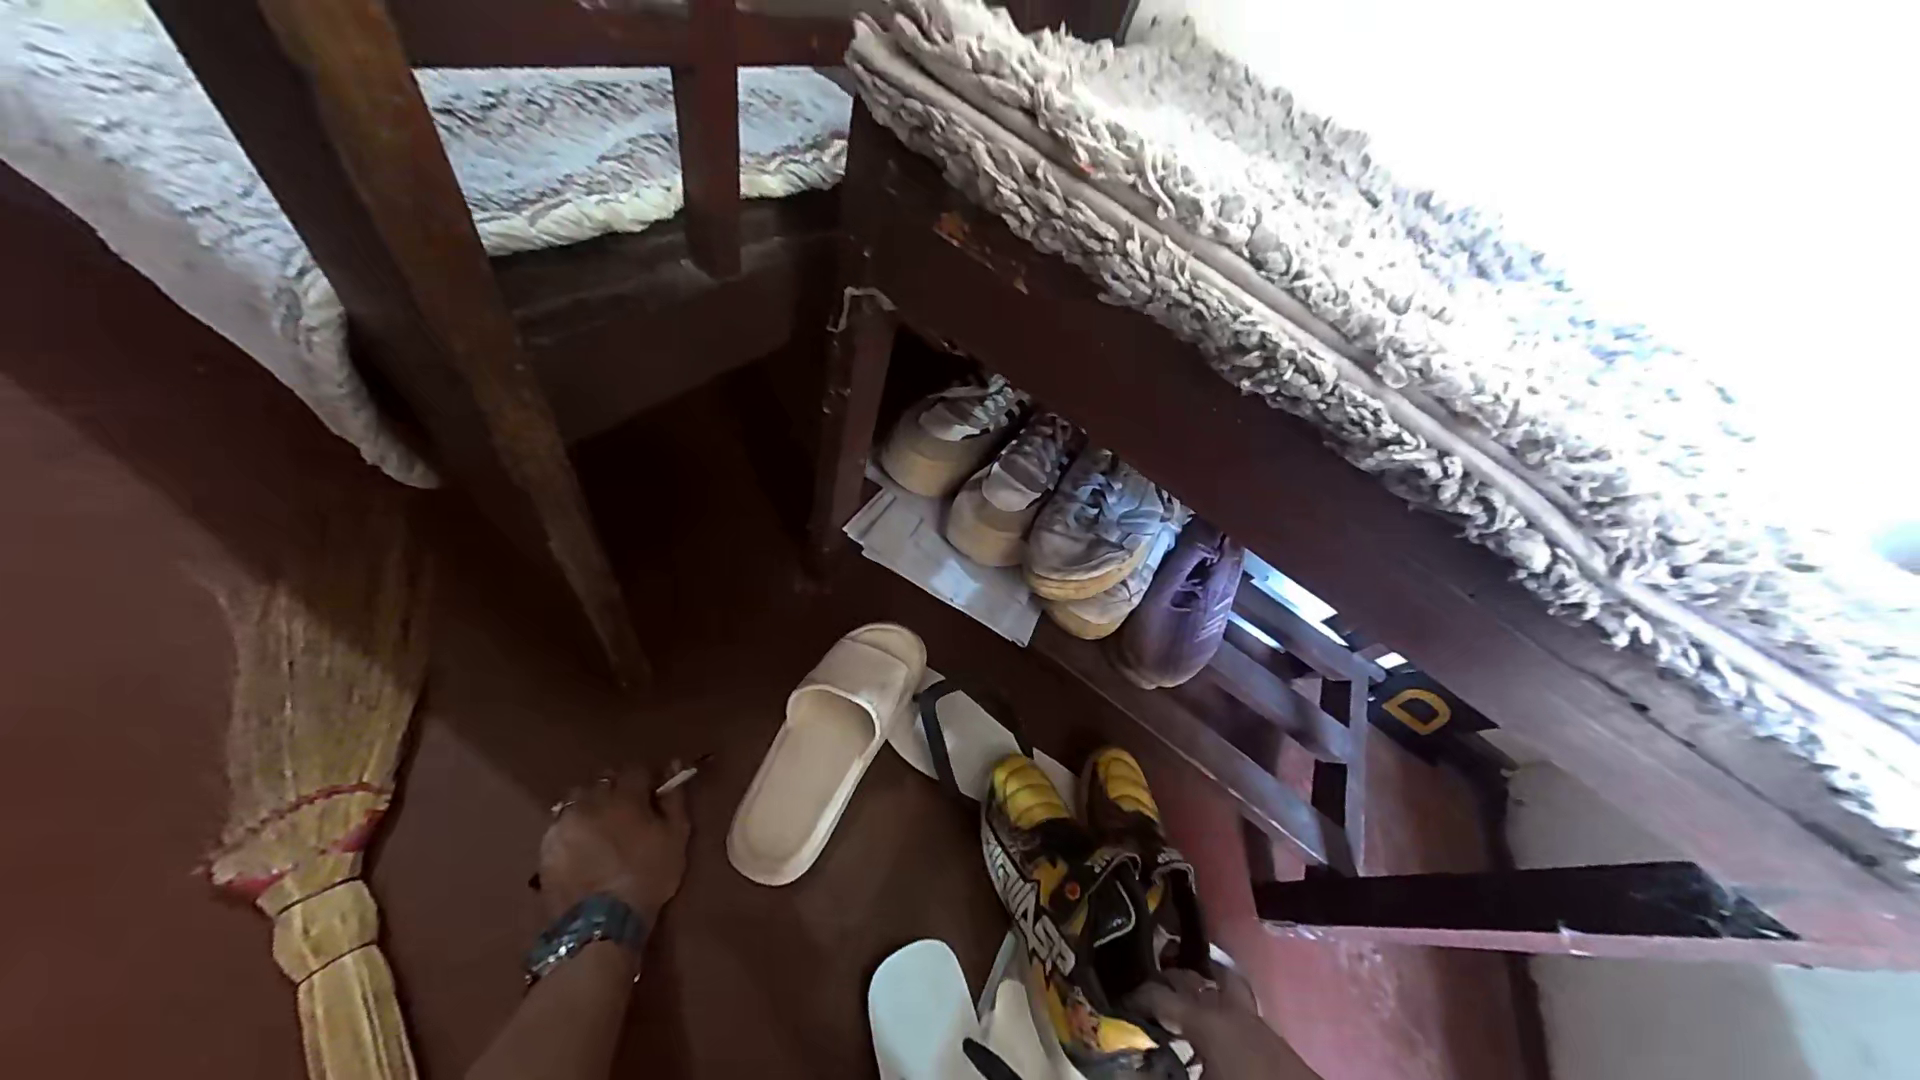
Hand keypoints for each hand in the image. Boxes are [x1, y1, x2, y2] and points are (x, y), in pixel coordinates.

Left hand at [538, 762, 691, 924]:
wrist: (599, 925)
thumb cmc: (647, 876)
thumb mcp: (676, 836)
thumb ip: (674, 798)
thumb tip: (674, 764)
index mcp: (624, 794)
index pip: (636, 769)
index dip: (646, 781)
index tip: (653, 796)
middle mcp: (590, 800)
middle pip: (604, 781)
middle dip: (616, 790)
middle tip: (627, 813)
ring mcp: (564, 823)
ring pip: (578, 800)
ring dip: (591, 807)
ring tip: (601, 829)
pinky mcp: (546, 847)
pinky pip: (561, 826)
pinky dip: (573, 830)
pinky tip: (582, 850)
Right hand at [1129, 968, 1322, 1079]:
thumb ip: (1166, 1076)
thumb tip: (1134, 1069)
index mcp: (1204, 1020)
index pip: (1157, 996)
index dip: (1134, 998)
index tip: (1117, 1005)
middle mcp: (1223, 1006)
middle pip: (1185, 979)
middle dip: (1161, 982)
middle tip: (1141, 996)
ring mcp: (1249, 1015)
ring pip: (1215, 979)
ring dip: (1194, 981)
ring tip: (1175, 989)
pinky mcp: (1266, 1031)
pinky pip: (1233, 997)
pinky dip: (1216, 996)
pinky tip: (1209, 1017)